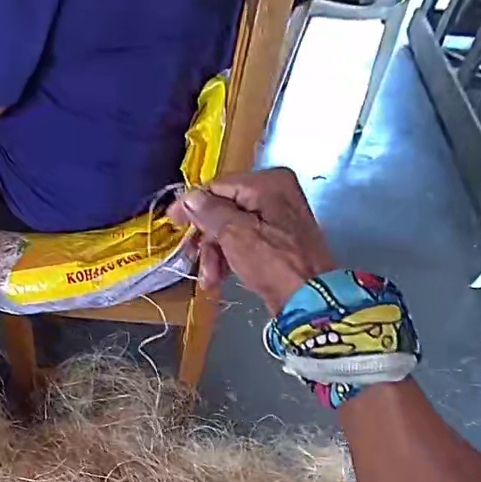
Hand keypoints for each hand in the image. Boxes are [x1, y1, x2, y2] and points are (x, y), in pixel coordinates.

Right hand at [169, 168, 338, 314]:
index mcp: (268, 183)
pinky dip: (229, 258)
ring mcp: (277, 216)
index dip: (192, 204)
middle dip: (207, 238)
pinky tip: (221, 277)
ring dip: (215, 254)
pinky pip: (243, 241)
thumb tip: (190, 197)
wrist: (308, 298)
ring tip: (211, 278)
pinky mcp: (277, 240)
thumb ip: (210, 212)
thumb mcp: (236, 234)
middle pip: (223, 209)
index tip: (172, 221)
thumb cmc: (273, 264)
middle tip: (195, 261)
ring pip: (231, 228)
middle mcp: (275, 193)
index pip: (218, 186)